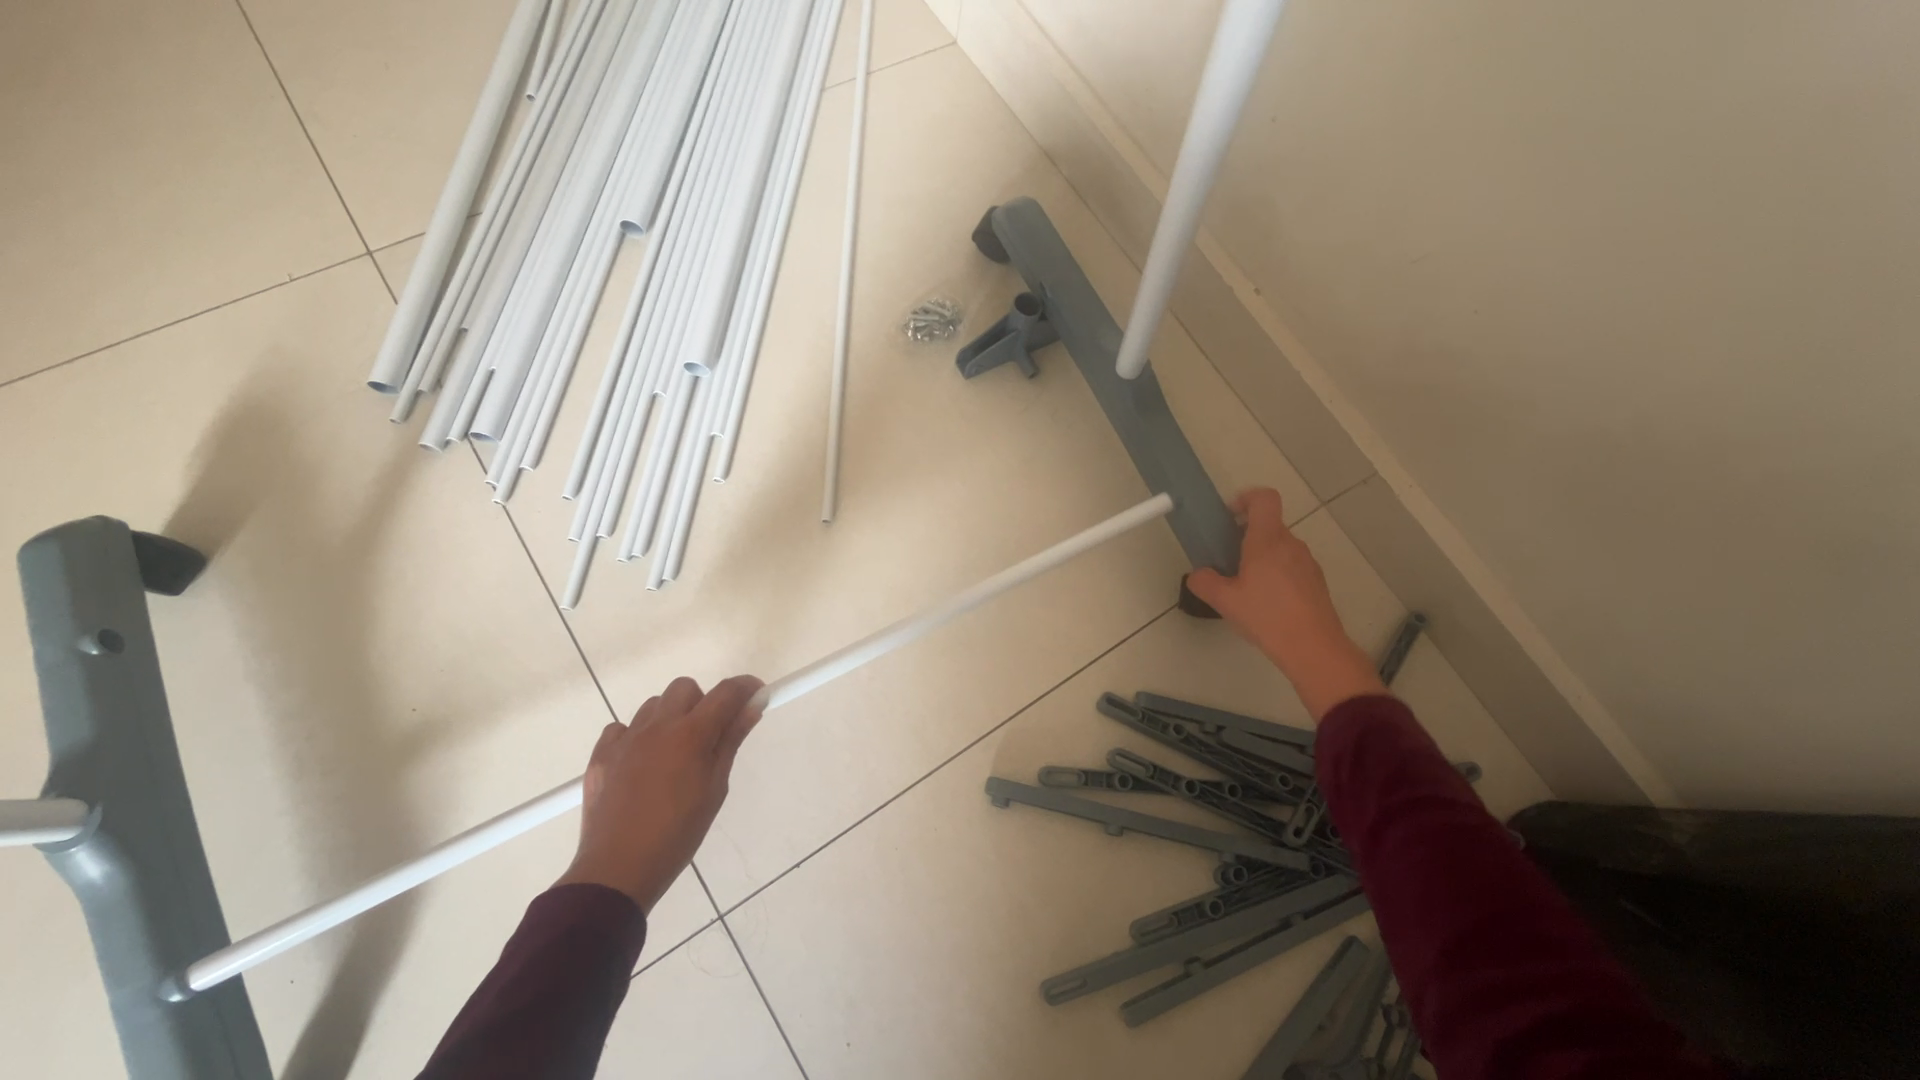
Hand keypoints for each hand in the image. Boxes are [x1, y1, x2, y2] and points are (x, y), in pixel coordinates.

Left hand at [555, 675, 763, 912]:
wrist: (618, 869)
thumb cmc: (678, 834)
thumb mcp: (715, 788)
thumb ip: (730, 742)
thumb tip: (751, 707)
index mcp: (690, 734)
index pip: (725, 692)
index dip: (745, 687)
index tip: (757, 694)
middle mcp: (656, 726)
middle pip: (685, 688)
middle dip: (703, 702)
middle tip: (709, 737)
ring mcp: (624, 739)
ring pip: (653, 706)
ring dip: (670, 718)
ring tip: (674, 755)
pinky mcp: (601, 755)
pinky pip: (622, 728)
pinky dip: (637, 737)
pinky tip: (642, 765)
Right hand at [1187, 489, 1385, 719]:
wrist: (1313, 647)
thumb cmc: (1266, 616)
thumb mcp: (1224, 601)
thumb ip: (1204, 582)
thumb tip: (1199, 574)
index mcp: (1267, 540)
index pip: (1263, 498)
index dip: (1245, 499)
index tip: (1229, 517)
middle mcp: (1291, 544)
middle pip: (1269, 525)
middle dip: (1245, 536)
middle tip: (1227, 560)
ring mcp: (1307, 562)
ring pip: (1280, 547)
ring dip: (1261, 557)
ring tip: (1245, 587)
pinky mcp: (1316, 581)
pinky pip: (1291, 566)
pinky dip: (1276, 574)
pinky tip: (1266, 603)